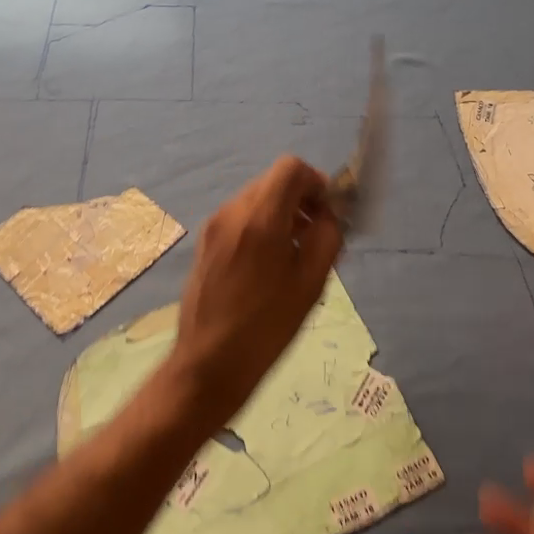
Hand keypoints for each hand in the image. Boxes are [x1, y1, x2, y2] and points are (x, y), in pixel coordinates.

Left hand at [168, 155, 343, 429]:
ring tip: (296, 253)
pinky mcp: (204, 243)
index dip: (315, 182)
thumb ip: (327, 237)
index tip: (328, 212)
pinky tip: (269, 264)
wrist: (208, 364)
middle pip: (273, 182)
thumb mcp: (311, 283)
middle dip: (300, 199)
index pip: (290, 168)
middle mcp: (232, 212)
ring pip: (256, 200)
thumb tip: (329, 215)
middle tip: (318, 235)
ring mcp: (213, 226)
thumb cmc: (266, 327)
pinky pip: (240, 218)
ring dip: (281, 213)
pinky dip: (261, 226)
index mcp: (260, 219)